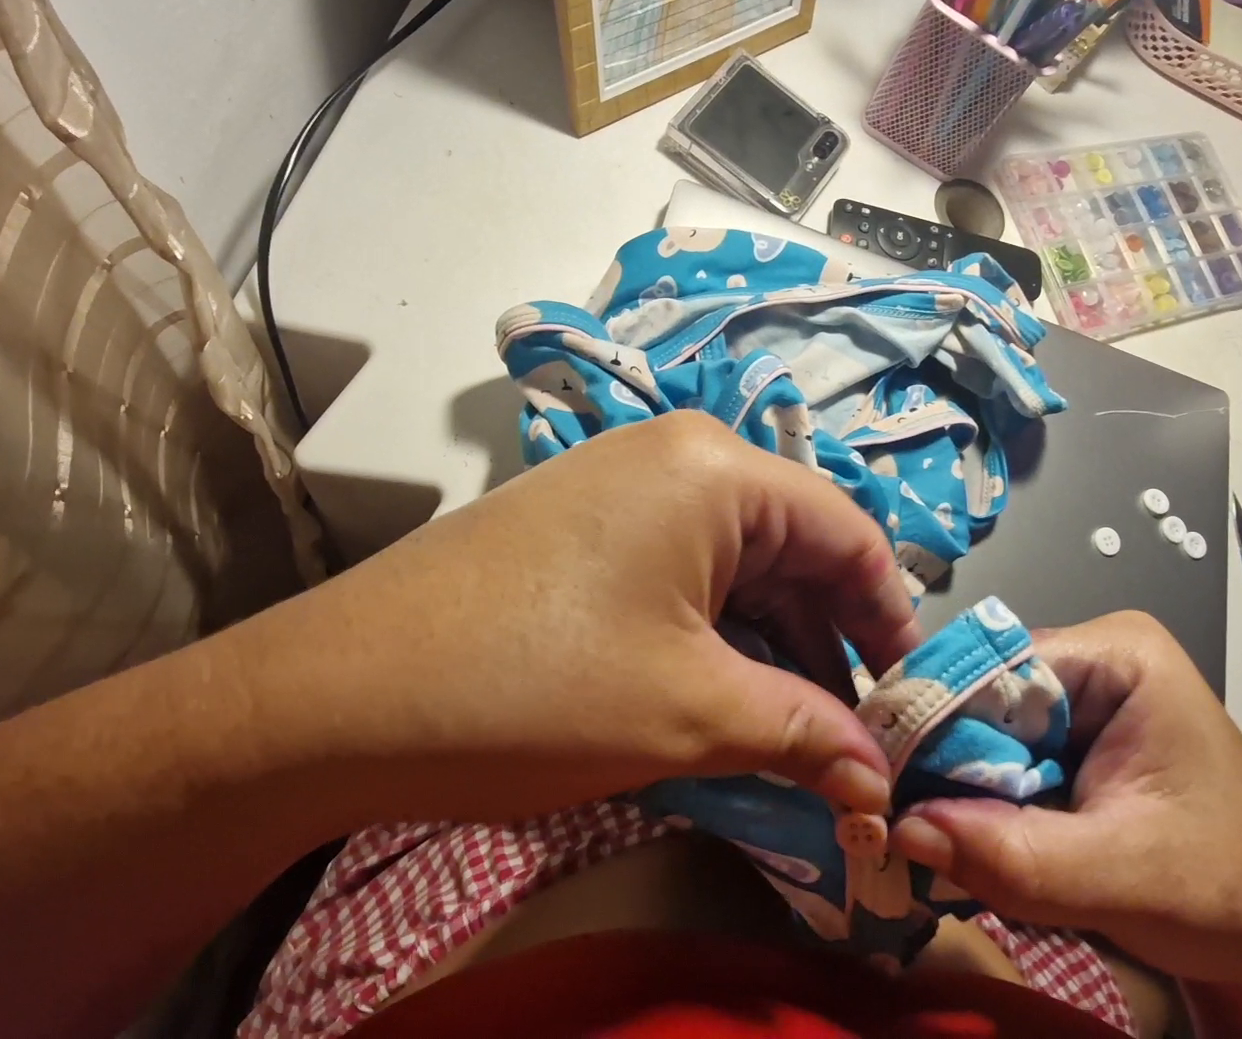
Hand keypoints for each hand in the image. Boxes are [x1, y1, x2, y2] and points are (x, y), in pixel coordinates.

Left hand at [224, 412, 917, 826]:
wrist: (331, 699)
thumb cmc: (533, 690)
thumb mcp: (692, 716)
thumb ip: (807, 736)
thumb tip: (881, 782)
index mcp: (719, 471)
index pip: (851, 535)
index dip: (892, 622)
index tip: (910, 703)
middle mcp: (677, 459)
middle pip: (796, 549)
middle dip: (832, 645)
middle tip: (853, 737)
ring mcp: (623, 489)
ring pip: (739, 568)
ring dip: (774, 650)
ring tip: (793, 735)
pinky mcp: (584, 530)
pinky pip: (684, 576)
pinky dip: (718, 638)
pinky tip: (722, 700)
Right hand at [891, 612, 1241, 1036]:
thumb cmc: (1233, 896)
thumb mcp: (1123, 878)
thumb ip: (1013, 856)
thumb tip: (900, 830)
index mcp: (1115, 654)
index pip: (989, 668)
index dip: (931, 723)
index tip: (877, 784)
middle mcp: (1087, 660)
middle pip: (977, 701)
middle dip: (944, 771)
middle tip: (898, 832)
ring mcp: (1076, 701)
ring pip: (977, 737)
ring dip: (957, 798)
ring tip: (940, 852)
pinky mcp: (1067, 743)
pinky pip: (994, 764)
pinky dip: (977, 811)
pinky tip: (974, 850)